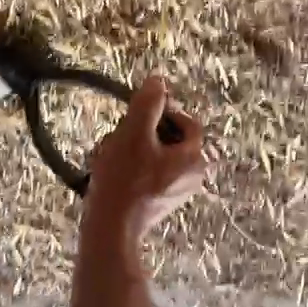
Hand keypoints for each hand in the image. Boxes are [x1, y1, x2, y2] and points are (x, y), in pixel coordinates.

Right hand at [82, 76, 206, 252]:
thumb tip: (158, 80)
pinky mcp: (161, 202)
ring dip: (136, 148)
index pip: (187, 122)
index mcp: (195, 158)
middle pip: (172, 138)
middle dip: (145, 131)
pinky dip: (135, 166)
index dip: (163, 111)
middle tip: (121, 134)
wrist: (112, 226)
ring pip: (159, 155)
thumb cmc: (124, 178)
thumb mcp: (133, 133)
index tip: (137, 112)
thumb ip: (147, 105)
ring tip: (112, 153)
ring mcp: (179, 191)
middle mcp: (194, 175)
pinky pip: (152, 173)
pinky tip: (113, 171)